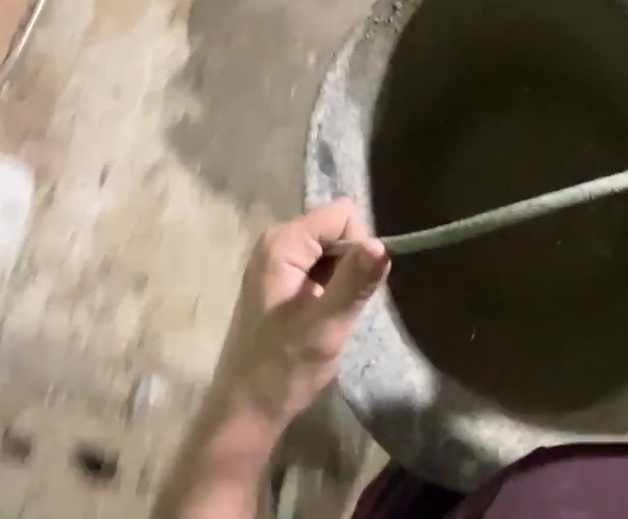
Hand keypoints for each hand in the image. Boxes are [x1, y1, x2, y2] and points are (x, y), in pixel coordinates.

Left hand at [207, 199, 389, 432]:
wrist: (244, 413)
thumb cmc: (282, 369)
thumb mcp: (325, 327)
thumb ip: (354, 282)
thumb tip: (383, 244)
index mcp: (283, 243)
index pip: (343, 215)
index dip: (359, 247)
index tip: (351, 290)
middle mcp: (277, 240)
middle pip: (338, 227)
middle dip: (351, 263)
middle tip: (339, 307)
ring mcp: (276, 259)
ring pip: (333, 247)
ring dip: (342, 278)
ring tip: (329, 314)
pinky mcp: (280, 278)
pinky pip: (321, 264)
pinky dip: (331, 286)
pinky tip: (321, 316)